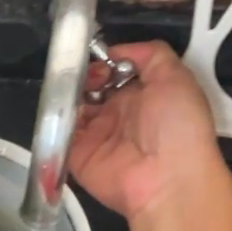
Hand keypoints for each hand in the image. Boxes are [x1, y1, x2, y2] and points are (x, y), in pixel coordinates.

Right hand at [69, 41, 223, 224]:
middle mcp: (118, 114)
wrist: (166, 179)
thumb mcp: (176, 77)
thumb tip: (116, 51)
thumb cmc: (177, 126)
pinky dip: (54, 121)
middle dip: (81, 76)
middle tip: (81, 75)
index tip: (97, 58)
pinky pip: (59, 134)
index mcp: (142, 95)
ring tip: (66, 88)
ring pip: (71, 108)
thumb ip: (150, 54)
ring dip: (66, 95)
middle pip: (89, 87)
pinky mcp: (76, 155)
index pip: (115, 72)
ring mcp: (96, 135)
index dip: (104, 61)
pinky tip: (57, 108)